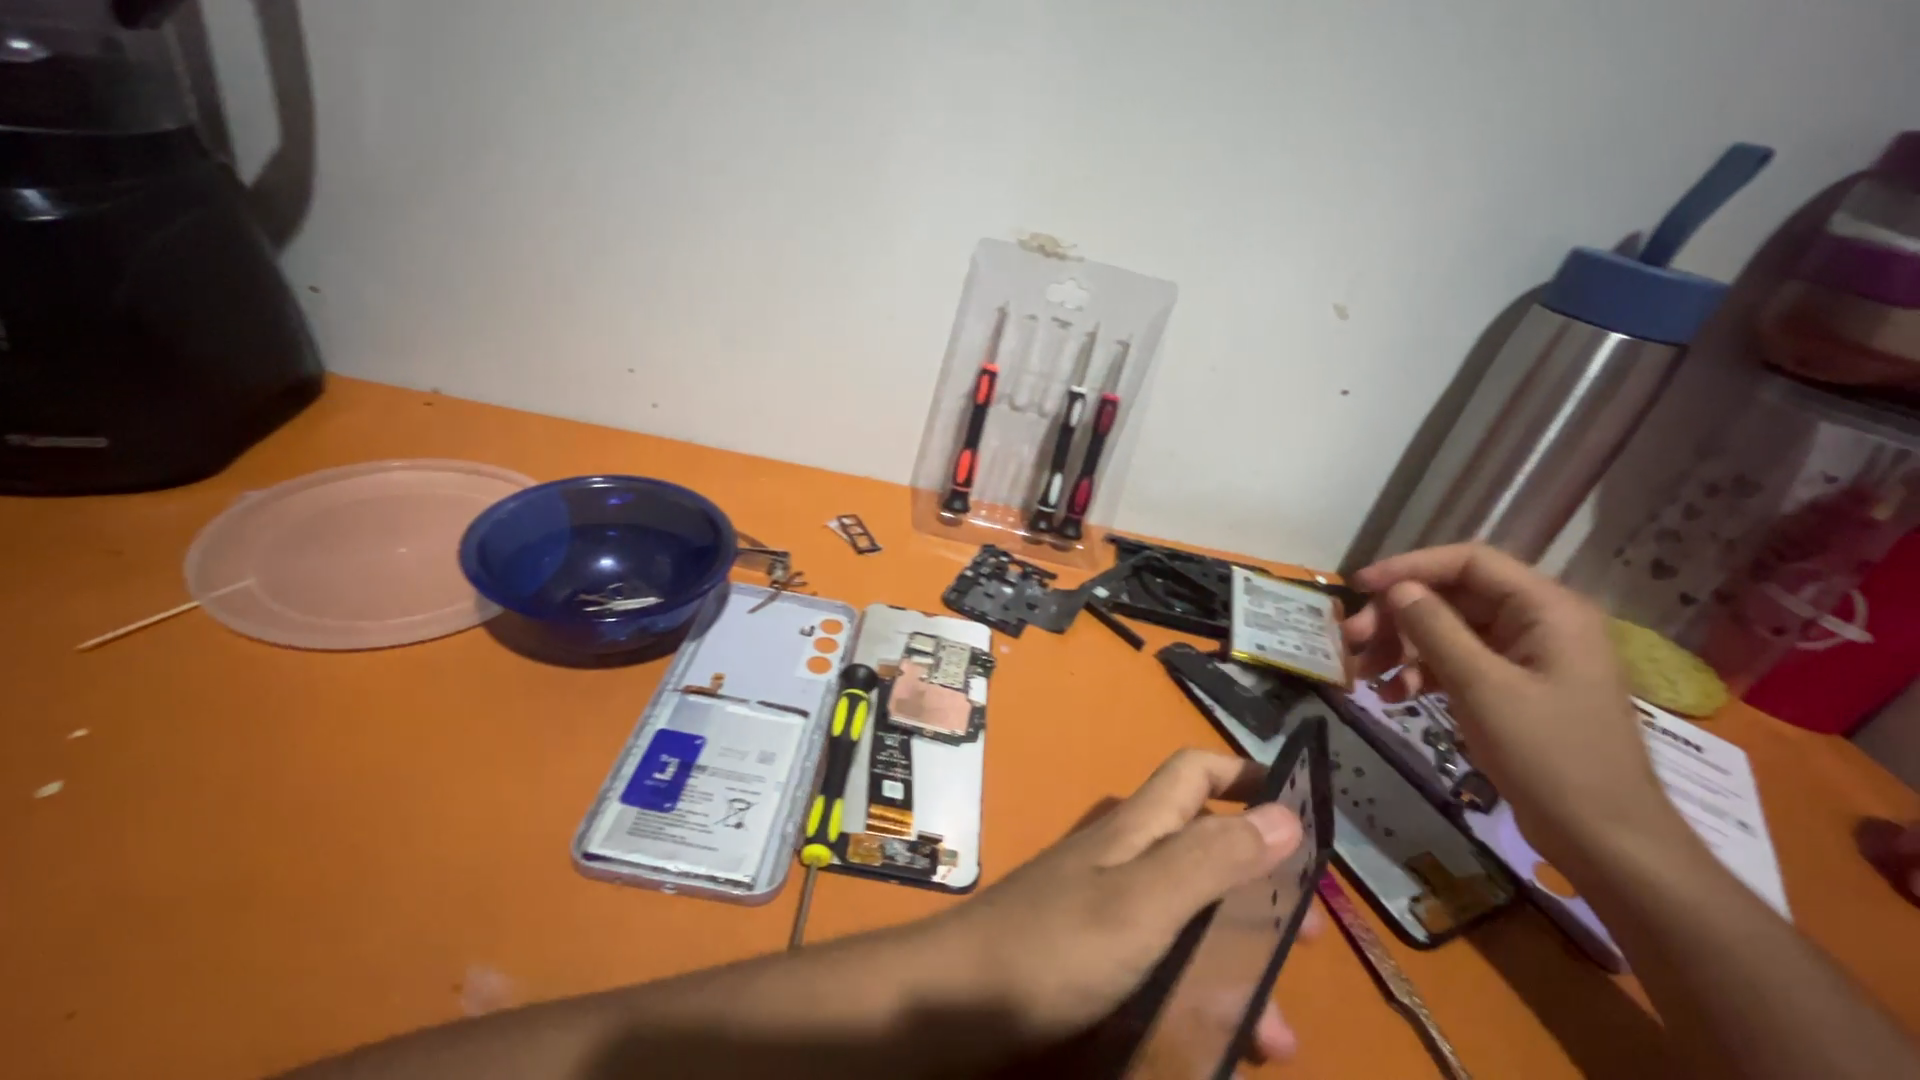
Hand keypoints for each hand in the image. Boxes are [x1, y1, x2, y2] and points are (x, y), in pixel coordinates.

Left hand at [933, 749, 1317, 1062]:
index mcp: (1135, 829)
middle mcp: (1120, 857)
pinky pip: (1157, 964)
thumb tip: (1286, 812)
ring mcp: (1099, 906)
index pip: (1194, 773)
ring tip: (1274, 1034)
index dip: (1245, 775)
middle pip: (1202, 850)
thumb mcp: (1143, 903)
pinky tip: (1216, 1046)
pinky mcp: (1085, 955)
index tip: (1300, 808)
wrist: (951, 1005)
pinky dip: (1194, 995)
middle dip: (1258, 888)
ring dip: (1234, 964)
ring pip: (1186, 919)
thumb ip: (1210, 859)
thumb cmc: (1052, 948)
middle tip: (1302, 939)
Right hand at [1342, 544, 1685, 870]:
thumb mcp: (1483, 688)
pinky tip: (1394, 697)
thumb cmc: (1550, 756)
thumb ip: (1436, 630)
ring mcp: (1529, 658)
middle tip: (1352, 641)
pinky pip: (1460, 664)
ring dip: (1403, 647)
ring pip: (1451, 632)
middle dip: (1398, 616)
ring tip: (1364, 675)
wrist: (1605, 838)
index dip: (1409, 568)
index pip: (1469, 562)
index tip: (1359, 588)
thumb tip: (1397, 589)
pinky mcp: (1517, 690)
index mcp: (1548, 609)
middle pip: (1454, 597)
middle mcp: (1541, 623)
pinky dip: (1423, 674)